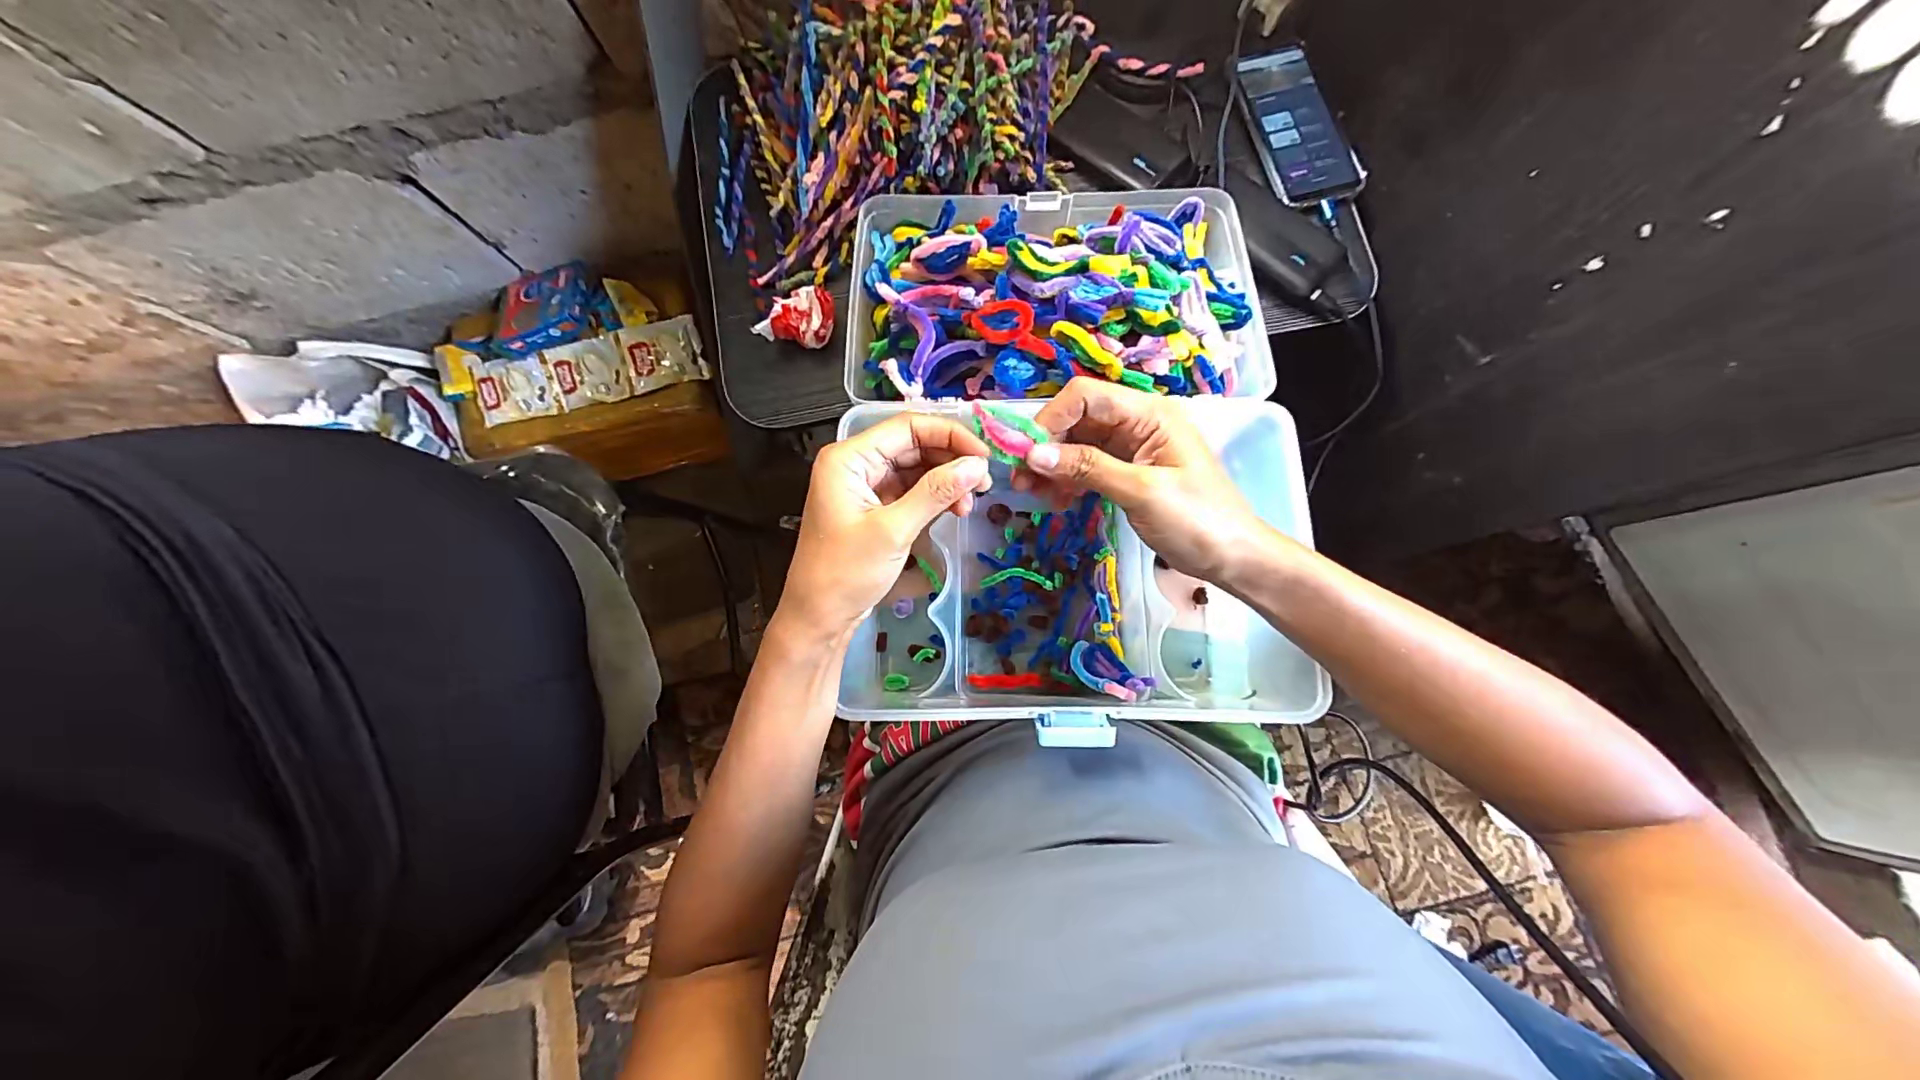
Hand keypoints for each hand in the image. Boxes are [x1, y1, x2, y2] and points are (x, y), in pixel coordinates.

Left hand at [778, 414, 991, 637]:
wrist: (818, 617)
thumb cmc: (845, 573)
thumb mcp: (893, 530)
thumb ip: (935, 493)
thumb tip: (977, 466)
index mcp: (849, 458)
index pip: (907, 427)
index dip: (950, 435)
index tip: (984, 456)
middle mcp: (856, 464)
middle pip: (914, 445)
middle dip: (951, 461)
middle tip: (984, 483)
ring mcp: (866, 486)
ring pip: (917, 468)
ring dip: (947, 481)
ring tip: (970, 505)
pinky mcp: (875, 508)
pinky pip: (911, 491)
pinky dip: (935, 498)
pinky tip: (955, 510)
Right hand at [1015, 378, 1275, 582]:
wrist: (1233, 557)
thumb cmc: (1198, 520)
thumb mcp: (1141, 492)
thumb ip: (1088, 468)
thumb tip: (1034, 454)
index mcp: (1149, 413)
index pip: (1086, 396)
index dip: (1051, 419)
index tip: (1026, 454)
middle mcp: (1138, 423)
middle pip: (1077, 419)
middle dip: (1046, 445)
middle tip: (1020, 479)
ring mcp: (1132, 448)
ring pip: (1078, 444)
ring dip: (1052, 465)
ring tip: (1032, 493)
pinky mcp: (1128, 471)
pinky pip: (1087, 466)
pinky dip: (1068, 480)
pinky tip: (1057, 499)